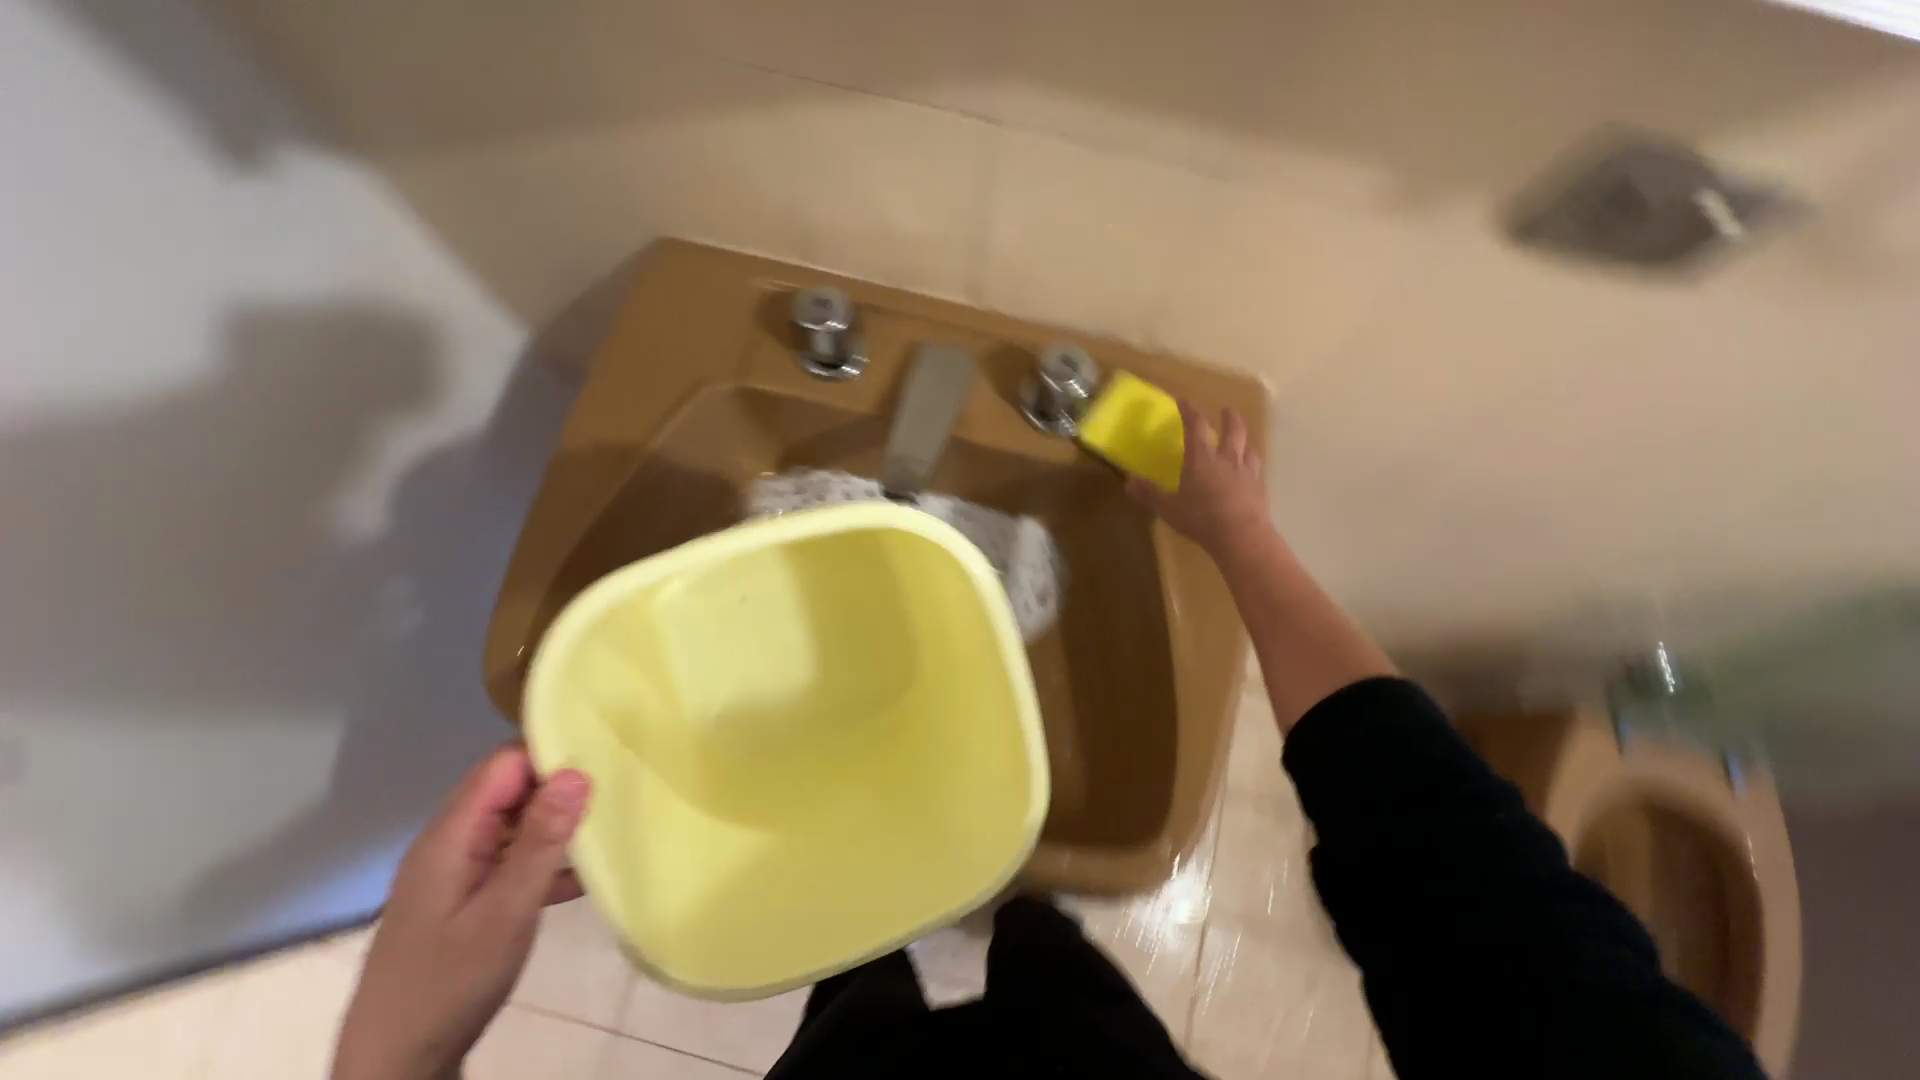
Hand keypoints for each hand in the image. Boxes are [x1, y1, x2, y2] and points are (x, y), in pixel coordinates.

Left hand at [332, 744, 590, 1079]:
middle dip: (559, 783)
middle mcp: (450, 843)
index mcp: (452, 836)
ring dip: (557, 822)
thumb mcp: (506, 912)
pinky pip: (512, 859)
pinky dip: (546, 859)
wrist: (394, 1065)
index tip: (604, 754)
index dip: (550, 752)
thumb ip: (542, 841)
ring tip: (613, 823)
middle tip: (618, 787)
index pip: (503, 764)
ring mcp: (456, 873)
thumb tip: (577, 772)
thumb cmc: (449, 983)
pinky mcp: (466, 900)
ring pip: (514, 824)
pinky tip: (586, 874)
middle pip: (509, 789)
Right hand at [1127, 400, 1270, 555]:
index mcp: (1201, 458)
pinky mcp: (1259, 489)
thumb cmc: (1200, 518)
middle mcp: (1226, 459)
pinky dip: (1252, 466)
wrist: (1241, 536)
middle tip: (1227, 410)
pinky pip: (1257, 470)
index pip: (1196, 426)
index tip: (1185, 401)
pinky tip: (1251, 472)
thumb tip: (1128, 482)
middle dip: (1229, 418)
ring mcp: (1246, 473)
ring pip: (1249, 449)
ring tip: (1243, 441)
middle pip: (1233, 430)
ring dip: (1244, 441)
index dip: (1190, 411)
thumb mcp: (1169, 508)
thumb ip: (1150, 494)